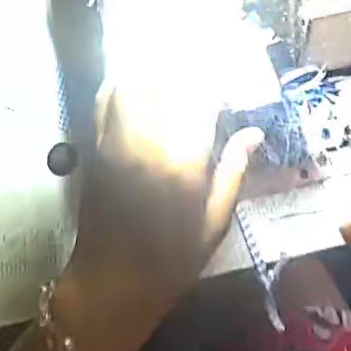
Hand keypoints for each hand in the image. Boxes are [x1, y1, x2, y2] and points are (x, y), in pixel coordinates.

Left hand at [54, 82, 261, 350]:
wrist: (111, 282)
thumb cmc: (171, 260)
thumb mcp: (214, 224)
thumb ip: (233, 171)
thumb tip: (254, 132)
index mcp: (184, 164)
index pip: (202, 102)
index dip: (215, 87)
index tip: (225, 88)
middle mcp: (150, 143)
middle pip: (168, 84)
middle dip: (186, 71)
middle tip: (199, 70)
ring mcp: (118, 139)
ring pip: (136, 83)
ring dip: (154, 70)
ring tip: (170, 68)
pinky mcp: (96, 143)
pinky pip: (106, 98)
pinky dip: (121, 81)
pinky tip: (134, 78)